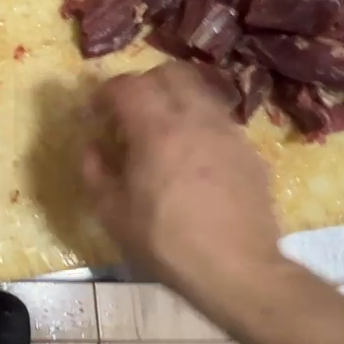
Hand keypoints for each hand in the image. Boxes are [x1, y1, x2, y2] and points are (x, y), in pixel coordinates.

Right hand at [83, 63, 286, 302]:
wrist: (237, 270)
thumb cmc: (164, 241)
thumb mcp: (111, 212)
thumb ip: (95, 171)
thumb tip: (92, 147)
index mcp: (156, 130)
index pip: (128, 86)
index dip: (106, 91)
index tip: (95, 109)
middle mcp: (196, 120)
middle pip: (171, 73)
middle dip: (144, 83)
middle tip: (129, 109)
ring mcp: (229, 134)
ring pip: (201, 93)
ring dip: (175, 101)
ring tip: (161, 130)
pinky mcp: (250, 153)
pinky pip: (220, 123)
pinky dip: (199, 126)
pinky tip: (191, 158)